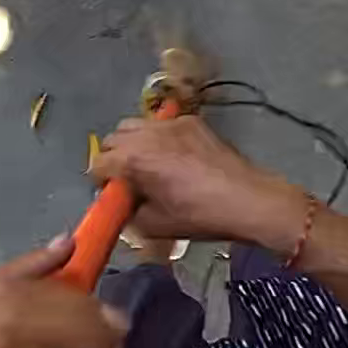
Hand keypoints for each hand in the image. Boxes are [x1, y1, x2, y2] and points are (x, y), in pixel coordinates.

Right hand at [91, 115, 309, 253]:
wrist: (248, 200)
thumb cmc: (200, 216)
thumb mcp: (155, 225)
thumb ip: (129, 213)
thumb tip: (123, 206)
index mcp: (134, 160)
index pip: (98, 163)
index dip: (101, 181)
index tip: (113, 195)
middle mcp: (147, 135)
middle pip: (113, 139)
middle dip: (114, 158)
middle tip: (128, 179)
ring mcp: (171, 124)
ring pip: (135, 125)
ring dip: (133, 143)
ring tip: (147, 163)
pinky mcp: (192, 121)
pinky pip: (162, 123)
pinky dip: (158, 137)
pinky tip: (174, 156)